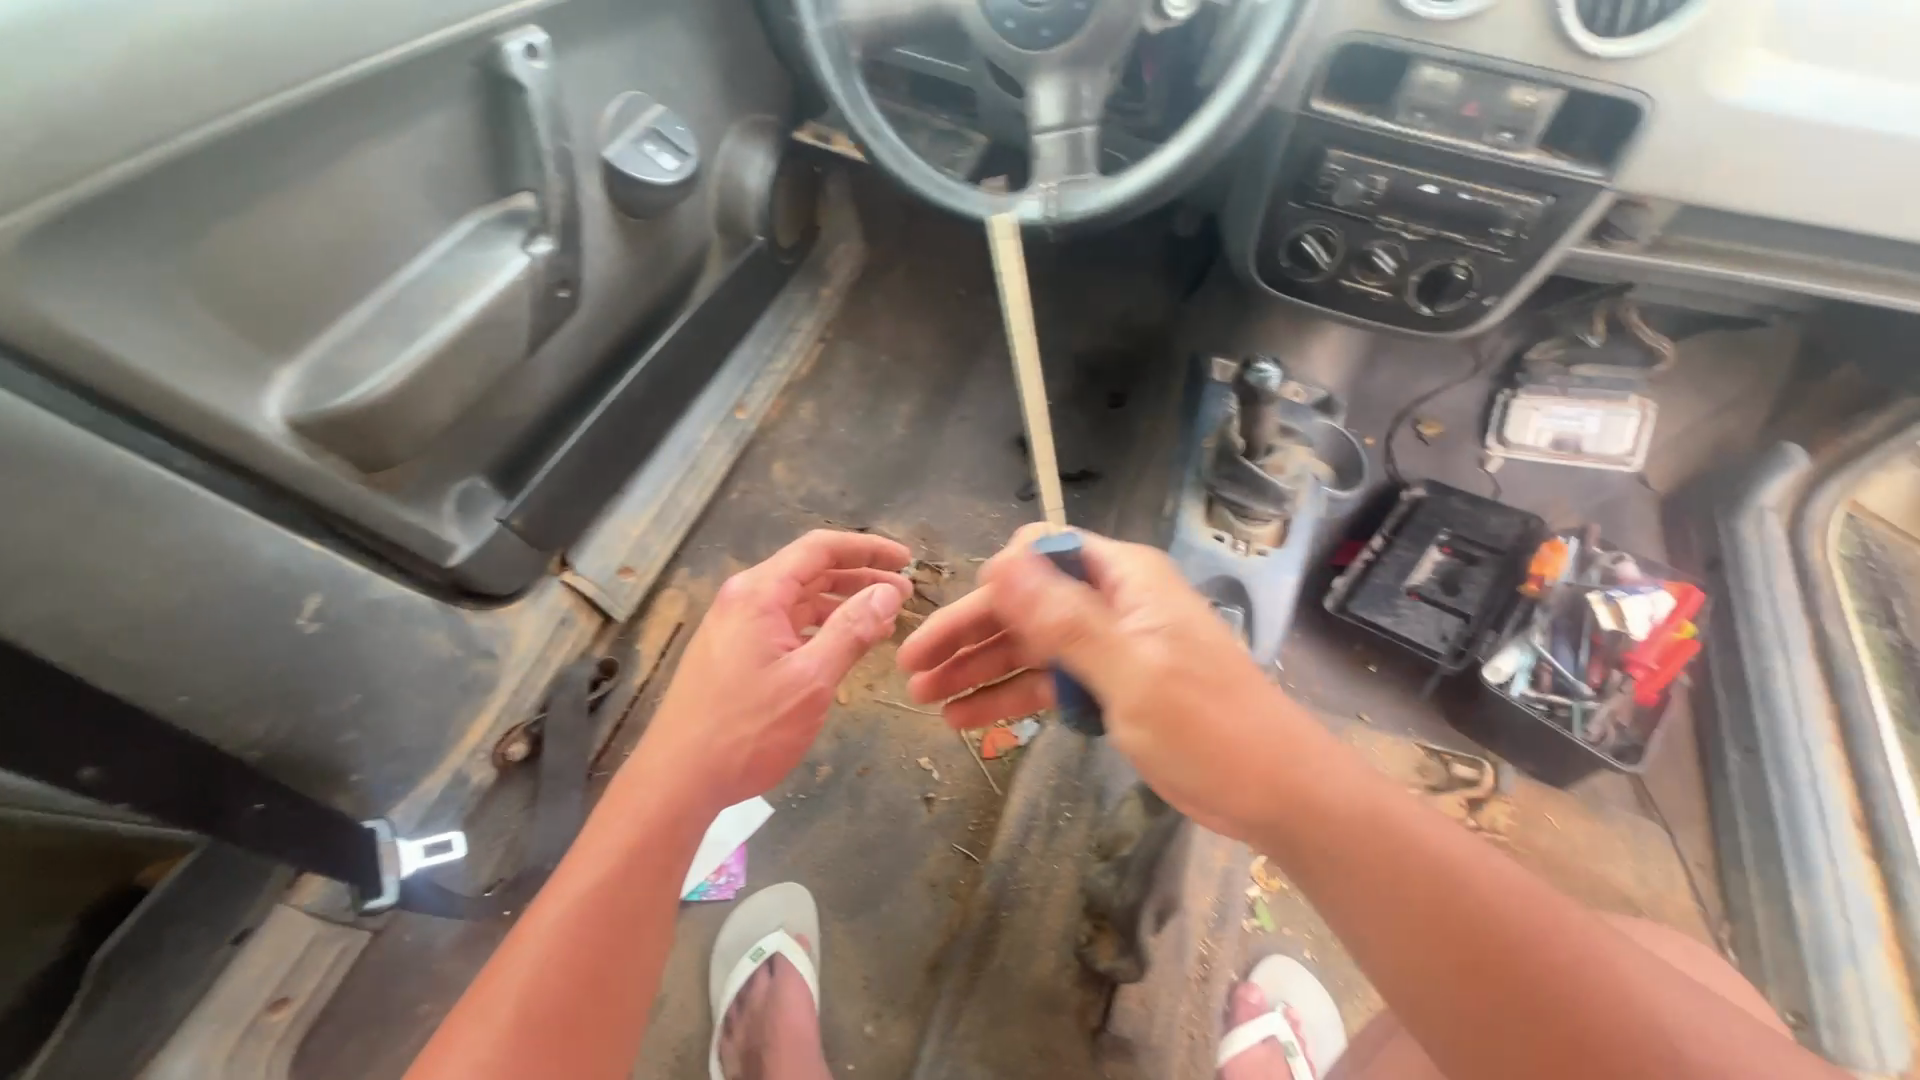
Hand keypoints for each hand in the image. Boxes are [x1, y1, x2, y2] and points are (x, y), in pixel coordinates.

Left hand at [638, 530, 911, 812]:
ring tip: (883, 621)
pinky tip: (844, 646)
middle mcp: (744, 599)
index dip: (867, 550)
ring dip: (842, 605)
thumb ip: (852, 631)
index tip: (905, 560)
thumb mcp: (810, 679)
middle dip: (860, 578)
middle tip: (905, 594)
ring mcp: (736, 627)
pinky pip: (786, 625)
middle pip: (810, 571)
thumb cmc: (747, 729)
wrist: (678, 780)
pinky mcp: (734, 653)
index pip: (820, 549)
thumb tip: (888, 594)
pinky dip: (820, 628)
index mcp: (758, 593)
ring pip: (799, 601)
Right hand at [896, 525, 1322, 840]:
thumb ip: (1062, 617)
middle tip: (911, 667)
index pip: (1042, 552)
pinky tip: (965, 721)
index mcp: (1123, 578)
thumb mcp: (1130, 671)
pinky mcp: (1111, 687)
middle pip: (1024, 604)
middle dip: (967, 633)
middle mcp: (1112, 602)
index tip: (951, 622)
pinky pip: (1049, 684)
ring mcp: (1110, 646)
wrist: (1276, 792)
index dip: (994, 582)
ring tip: (923, 698)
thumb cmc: (1209, 726)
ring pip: (1029, 646)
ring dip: (979, 669)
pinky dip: (1009, 699)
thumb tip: (999, 558)